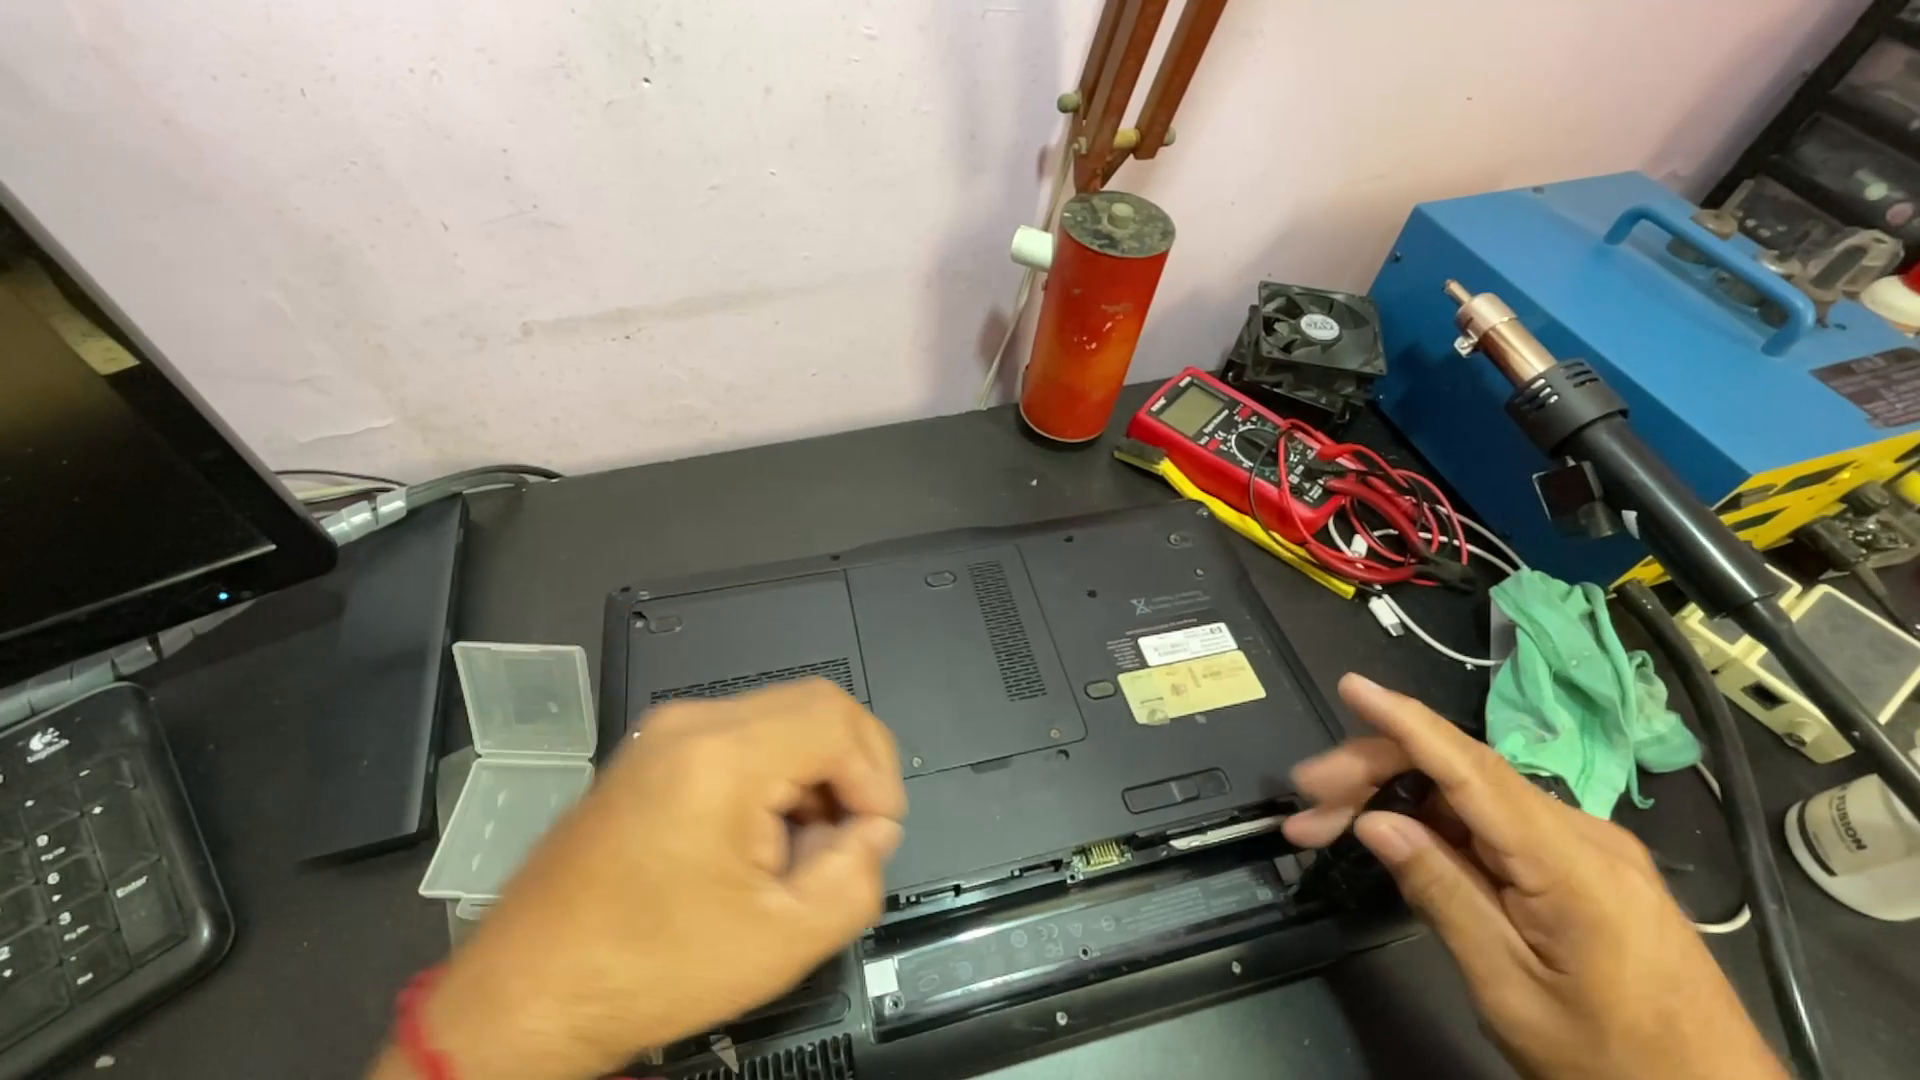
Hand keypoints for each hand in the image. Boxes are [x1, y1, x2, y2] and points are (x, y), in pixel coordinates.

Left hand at [371, 679, 907, 1079]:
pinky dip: (777, 772)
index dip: (877, 774)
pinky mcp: (652, 752)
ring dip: (816, 771)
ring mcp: (664, 733)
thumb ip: (857, 877)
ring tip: (807, 847)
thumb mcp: (783, 942)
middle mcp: (690, 724)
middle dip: (854, 766)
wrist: (525, 995)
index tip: (876, 834)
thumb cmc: (648, 971)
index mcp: (721, 757)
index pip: (837, 720)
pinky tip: (766, 837)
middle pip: (815, 704)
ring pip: (781, 717)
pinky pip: (743, 736)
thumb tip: (870, 832)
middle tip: (854, 836)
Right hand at [1283, 674, 1784, 1079]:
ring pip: (1472, 799)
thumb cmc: (1614, 1061)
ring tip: (1328, 828)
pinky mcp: (1585, 868)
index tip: (1352, 686)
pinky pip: (1496, 826)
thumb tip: (1378, 824)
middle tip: (1305, 809)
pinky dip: (1437, 825)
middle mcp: (1582, 835)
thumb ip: (1443, 896)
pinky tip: (1398, 842)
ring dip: (1397, 804)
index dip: (1405, 722)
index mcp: (1570, 863)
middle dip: (1374, 777)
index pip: (1471, 768)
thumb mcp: (1510, 990)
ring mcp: (1588, 849)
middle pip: (1460, 776)